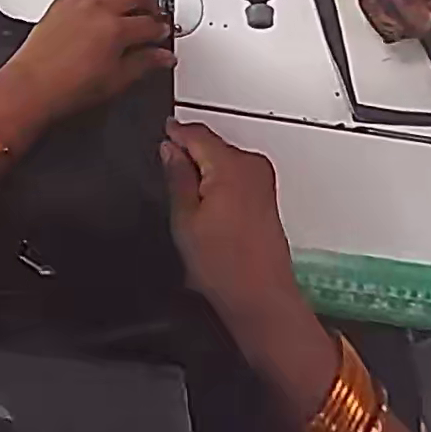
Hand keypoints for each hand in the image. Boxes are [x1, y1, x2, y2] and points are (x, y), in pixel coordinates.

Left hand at [0, 0, 173, 135]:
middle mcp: (99, 8)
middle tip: (154, 13)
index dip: (161, 30)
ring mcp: (80, 0)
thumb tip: (162, 57)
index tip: (162, 34)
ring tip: (133, 0)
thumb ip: (144, 63)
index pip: (150, 23)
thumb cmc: (67, 87)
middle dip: (152, 0)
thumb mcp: (116, 80)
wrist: (32, 86)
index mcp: (116, 29)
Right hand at [160, 119, 300, 315]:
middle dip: (190, 151)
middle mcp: (251, 166)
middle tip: (168, 169)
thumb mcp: (185, 218)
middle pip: (211, 144)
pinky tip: (207, 205)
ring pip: (223, 159)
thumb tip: (170, 150)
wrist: (262, 301)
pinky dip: (219, 179)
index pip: (196, 133)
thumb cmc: (226, 268)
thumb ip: (176, 176)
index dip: (175, 132)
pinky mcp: (267, 195)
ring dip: (204, 167)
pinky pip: (236, 173)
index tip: (164, 130)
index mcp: (230, 165)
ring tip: (187, 196)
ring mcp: (262, 180)